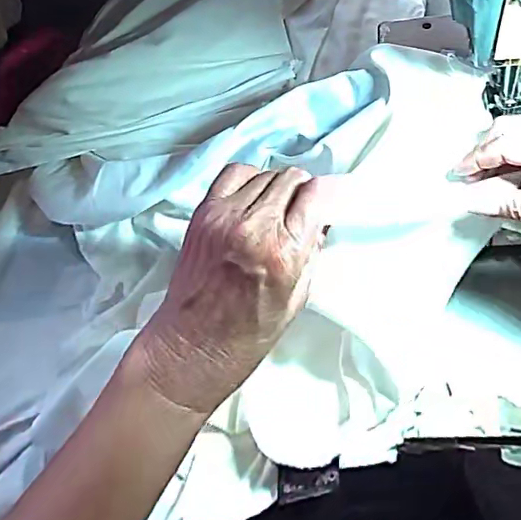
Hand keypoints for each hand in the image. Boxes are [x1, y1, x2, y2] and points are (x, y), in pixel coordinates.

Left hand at [132, 165, 331, 413]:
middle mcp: (254, 227)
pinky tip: (251, 198)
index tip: (327, 200)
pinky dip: (248, 178)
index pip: (315, 194)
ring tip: (275, 209)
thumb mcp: (298, 297)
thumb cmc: (247, 333)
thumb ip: (312, 251)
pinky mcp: (204, 212)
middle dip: (302, 191)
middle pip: (291, 178)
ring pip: (265, 173)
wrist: (192, 347)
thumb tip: (321, 218)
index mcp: (283, 253)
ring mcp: (225, 216)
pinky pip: (235, 173)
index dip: (326, 194)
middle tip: (301, 209)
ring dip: (276, 187)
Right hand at [454, 110, 520, 260]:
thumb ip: (515, 205)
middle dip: (485, 155)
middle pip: (510, 130)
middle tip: (466, 181)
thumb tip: (477, 199)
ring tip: (488, 187)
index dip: (477, 161)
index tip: (457, 177)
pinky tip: (515, 182)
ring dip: (503, 158)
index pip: (506, 144)